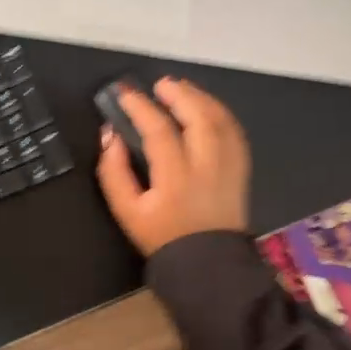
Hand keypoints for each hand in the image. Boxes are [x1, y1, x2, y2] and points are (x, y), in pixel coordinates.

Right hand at [96, 76, 250, 255]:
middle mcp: (207, 169)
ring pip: (222, 123)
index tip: (124, 93)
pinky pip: (235, 135)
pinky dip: (220, 115)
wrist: (207, 265)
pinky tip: (206, 107)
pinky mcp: (240, 172)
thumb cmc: (161, 236)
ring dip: (202, 100)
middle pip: (200, 120)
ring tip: (182, 88)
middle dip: (180, 95)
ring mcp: (229, 169)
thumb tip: (110, 135)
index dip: (141, 107)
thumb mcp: (125, 209)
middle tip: (160, 84)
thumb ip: (113, 171)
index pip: (160, 131)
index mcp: (176, 178)